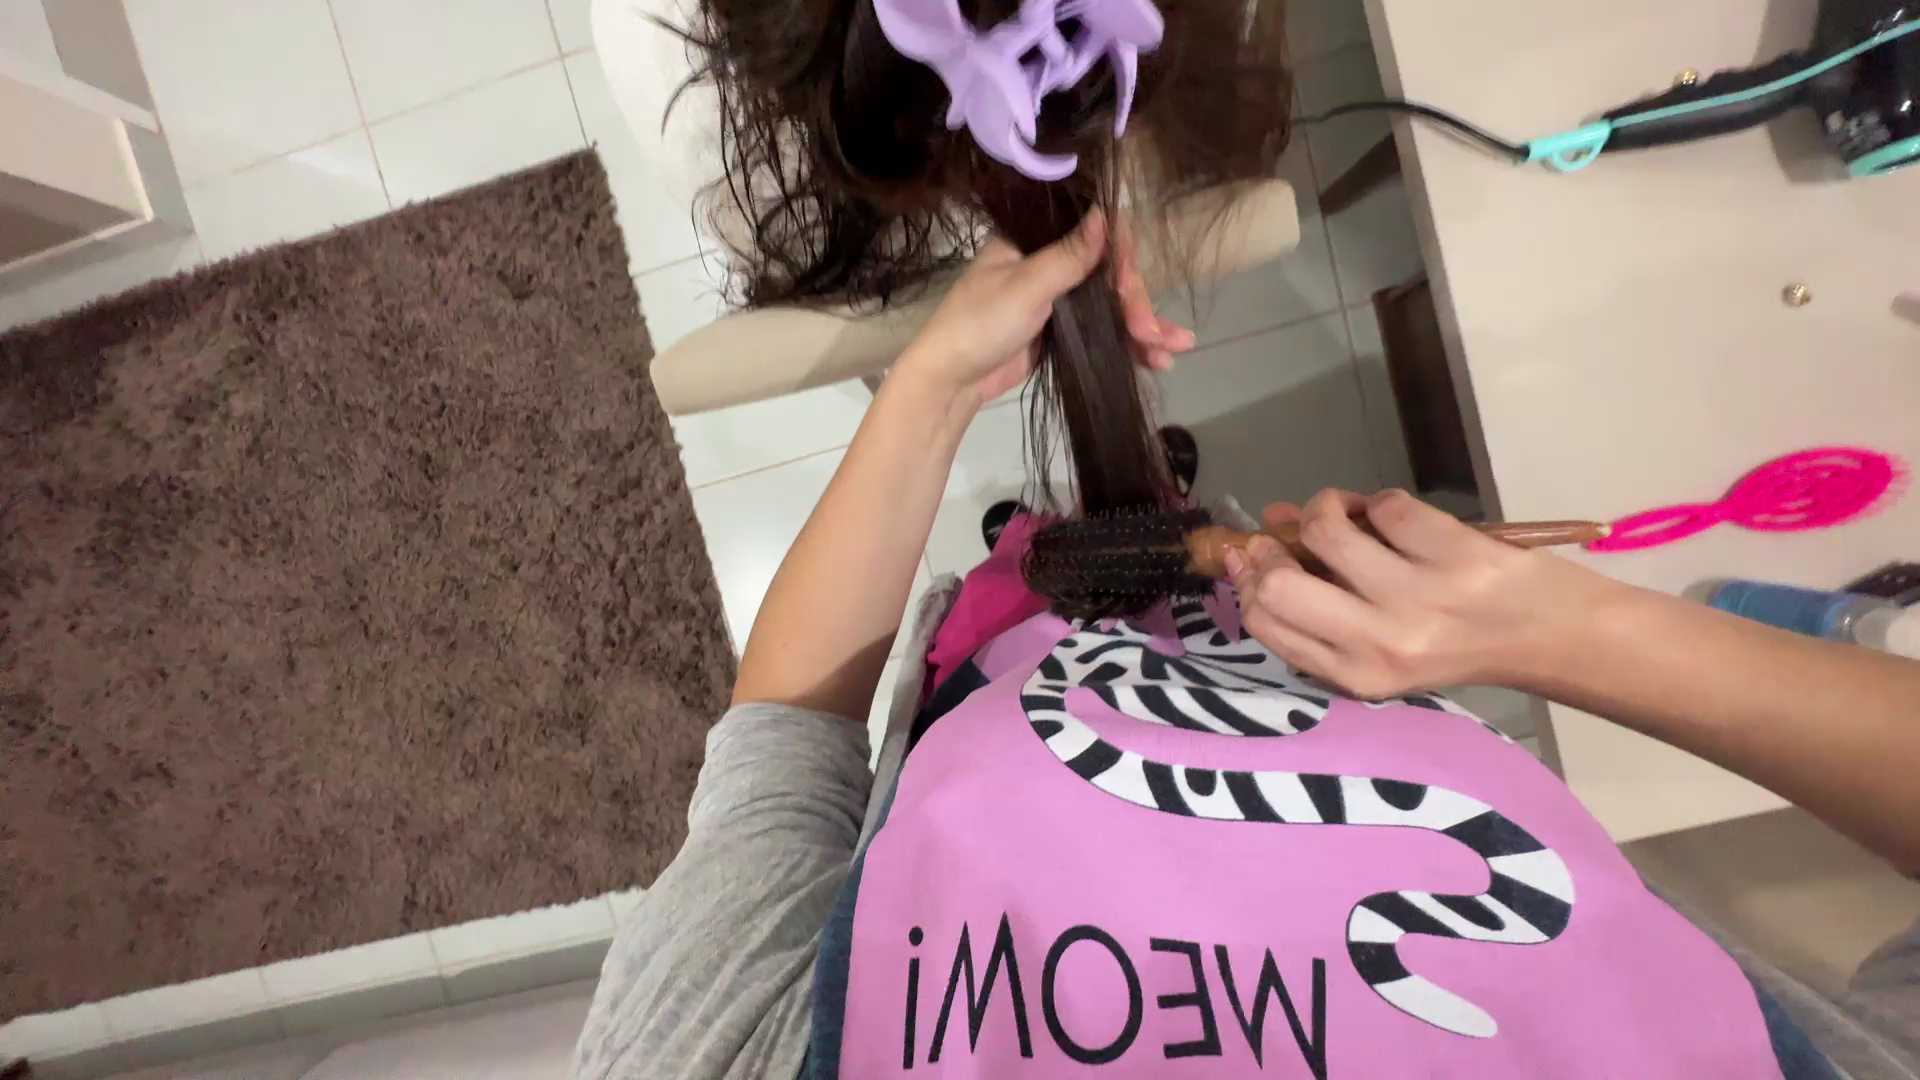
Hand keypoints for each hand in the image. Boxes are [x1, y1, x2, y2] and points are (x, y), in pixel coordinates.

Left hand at [895, 210, 1196, 406]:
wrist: (952, 381)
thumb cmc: (979, 325)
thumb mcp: (1026, 286)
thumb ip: (1069, 256)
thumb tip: (1106, 214)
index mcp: (1032, 242)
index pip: (1092, 234)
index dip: (1120, 258)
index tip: (1132, 286)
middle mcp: (1047, 266)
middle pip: (1107, 275)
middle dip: (1135, 304)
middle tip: (1152, 334)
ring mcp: (1056, 302)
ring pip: (1109, 306)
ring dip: (1142, 327)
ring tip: (1172, 352)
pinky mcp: (1060, 334)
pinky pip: (1101, 332)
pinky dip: (1126, 344)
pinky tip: (1154, 359)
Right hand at [1223, 488, 1624, 697]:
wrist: (1558, 640)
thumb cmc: (1455, 646)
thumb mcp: (1377, 647)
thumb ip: (1316, 604)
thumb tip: (1256, 541)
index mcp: (1355, 674)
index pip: (1264, 621)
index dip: (1246, 580)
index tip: (1255, 555)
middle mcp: (1381, 643)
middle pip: (1277, 585)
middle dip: (1272, 548)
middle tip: (1292, 535)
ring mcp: (1420, 598)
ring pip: (1326, 530)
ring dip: (1325, 508)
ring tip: (1342, 514)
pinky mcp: (1457, 555)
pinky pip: (1384, 506)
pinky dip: (1379, 502)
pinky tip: (1393, 517)